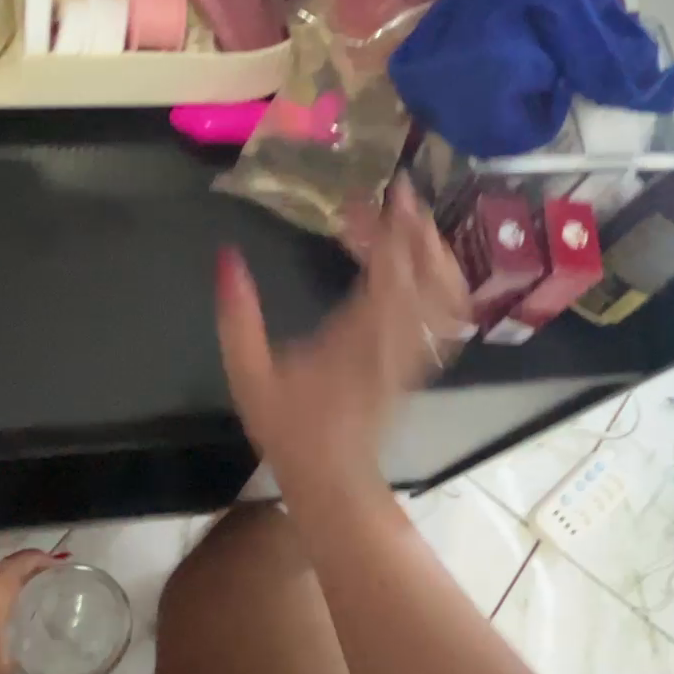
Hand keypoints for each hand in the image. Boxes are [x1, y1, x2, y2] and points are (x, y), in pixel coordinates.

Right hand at [217, 174, 471, 491]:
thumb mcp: (249, 375)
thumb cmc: (289, 429)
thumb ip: (237, 318)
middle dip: (419, 228)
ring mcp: (413, 354)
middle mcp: (396, 341)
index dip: (388, 228)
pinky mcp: (418, 364)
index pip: (388, 272)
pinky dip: (443, 282)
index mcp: (357, 338)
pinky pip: (445, 316)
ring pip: (446, 294)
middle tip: (399, 195)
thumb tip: (226, 259)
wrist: (331, 478)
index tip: (376, 195)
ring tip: (415, 222)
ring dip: (436, 252)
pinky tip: (425, 266)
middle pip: (430, 275)